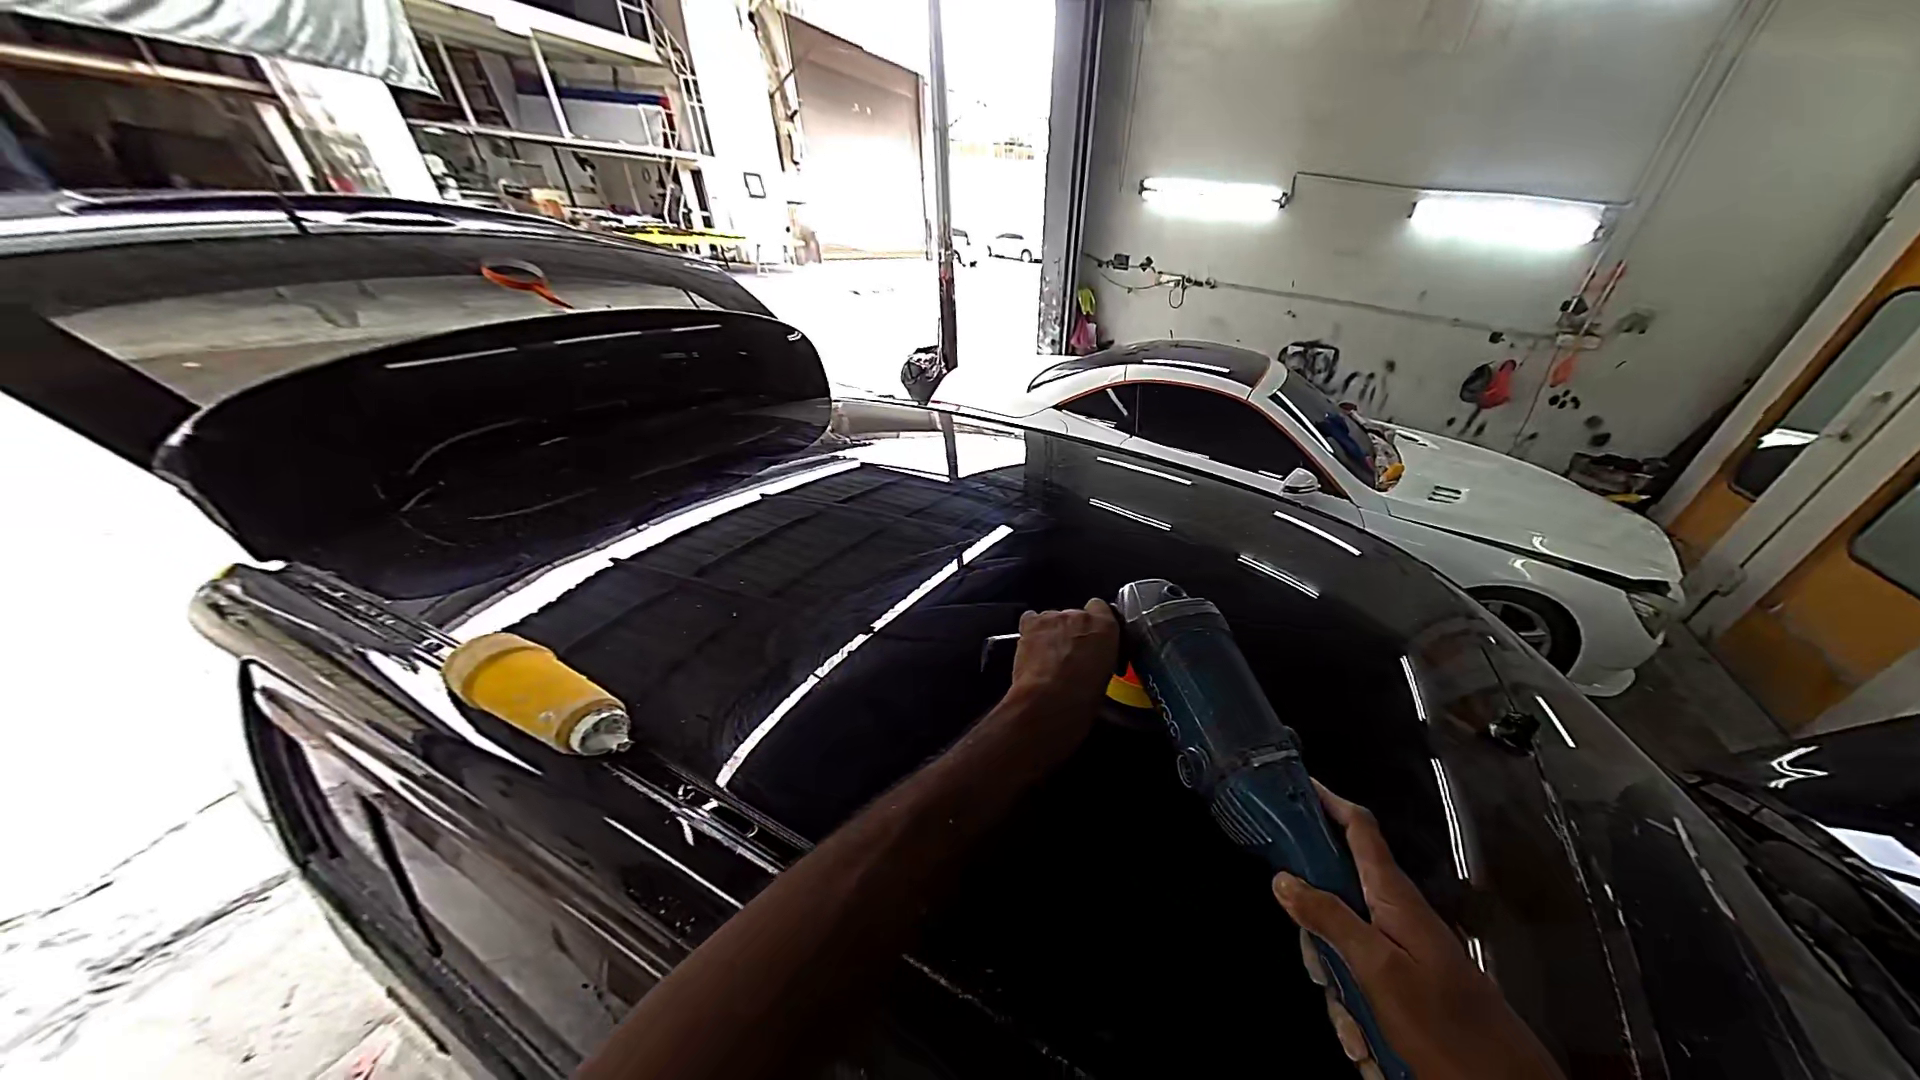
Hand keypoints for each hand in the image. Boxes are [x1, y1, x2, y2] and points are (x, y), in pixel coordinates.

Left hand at [1004, 599, 1119, 742]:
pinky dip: (1032, 631)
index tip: (1091, 638)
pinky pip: (1031, 619)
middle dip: (1072, 632)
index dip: (1093, 624)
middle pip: (1075, 616)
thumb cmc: (1081, 696)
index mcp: (1105, 627)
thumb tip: (1092, 660)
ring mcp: (1053, 617)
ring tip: (1048, 658)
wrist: (1049, 699)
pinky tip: (1032, 648)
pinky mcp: (1031, 623)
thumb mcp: (1105, 676)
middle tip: (1068, 655)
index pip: (1100, 609)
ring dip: (1052, 633)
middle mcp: (1079, 615)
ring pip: (1053, 619)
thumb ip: (1100, 656)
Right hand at [1273, 783, 1564, 1079]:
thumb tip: (1284, 879)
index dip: (1329, 802)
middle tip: (1321, 965)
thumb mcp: (1379, 971)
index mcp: (1394, 898)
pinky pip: (1356, 981)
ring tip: (1359, 1028)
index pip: (1359, 829)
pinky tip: (1369, 1043)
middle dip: (1316, 931)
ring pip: (1338, 944)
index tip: (1298, 786)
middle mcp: (1395, 916)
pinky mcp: (1403, 983)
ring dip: (1338, 988)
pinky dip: (1355, 1014)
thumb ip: (1329, 918)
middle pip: (1332, 892)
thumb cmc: (1451, 1029)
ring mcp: (1399, 951)